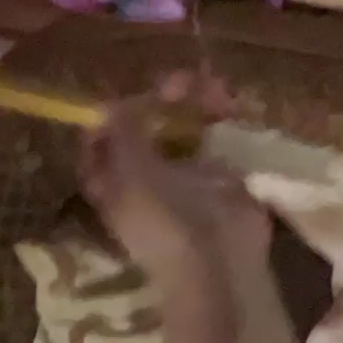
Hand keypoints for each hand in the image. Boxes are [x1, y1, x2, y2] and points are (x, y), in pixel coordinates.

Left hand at [80, 98, 271, 283]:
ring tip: (216, 88)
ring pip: (191, 128)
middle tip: (184, 81)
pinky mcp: (227, 176)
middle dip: (167, 102)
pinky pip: (224, 140)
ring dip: (201, 104)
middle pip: (154, 127)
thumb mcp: (133, 176)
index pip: (108, 139)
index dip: (119, 113)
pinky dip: (229, 121)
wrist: (220, 261)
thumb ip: (124, 136)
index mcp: (118, 180)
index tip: (138, 94)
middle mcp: (152, 174)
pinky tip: (233, 105)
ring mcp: (191, 175)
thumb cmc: (166, 223)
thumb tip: (110, 103)